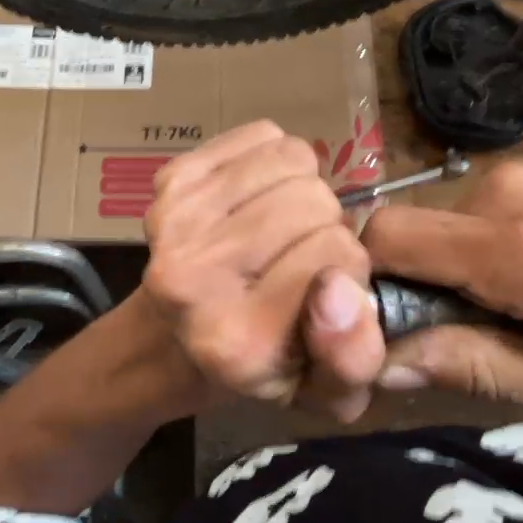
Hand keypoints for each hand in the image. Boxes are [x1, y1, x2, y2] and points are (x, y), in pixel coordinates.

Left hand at [139, 120, 385, 420]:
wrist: (171, 335)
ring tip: (284, 224)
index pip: (336, 252)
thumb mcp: (322, 388)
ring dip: (304, 185)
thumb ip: (352, 356)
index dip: (348, 265)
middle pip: (312, 199)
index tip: (327, 287)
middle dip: (326, 222)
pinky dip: (276, 157)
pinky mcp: (170, 178)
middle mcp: (193, 280)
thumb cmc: (260, 360)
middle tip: (302, 253)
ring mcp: (174, 221)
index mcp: (238, 342)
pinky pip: (262, 134)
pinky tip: (259, 196)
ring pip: (291, 160)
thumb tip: (342, 289)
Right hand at [361, 160, 522, 433]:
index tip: (379, 342)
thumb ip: (481, 367)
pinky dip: (482, 259)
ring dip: (451, 279)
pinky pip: (479, 218)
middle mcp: (507, 191)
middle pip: (406, 235)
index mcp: (517, 249)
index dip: (364, 288)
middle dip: (410, 292)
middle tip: (457, 354)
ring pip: (440, 228)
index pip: (382, 239)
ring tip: (517, 330)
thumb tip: (386, 361)